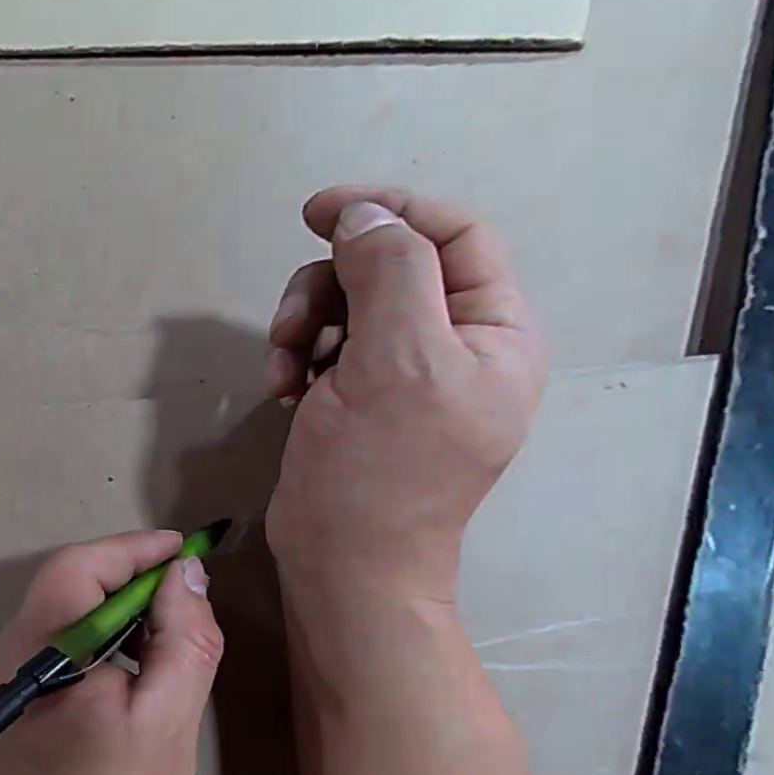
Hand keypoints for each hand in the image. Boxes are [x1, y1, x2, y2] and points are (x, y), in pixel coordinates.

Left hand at [0, 531, 222, 774]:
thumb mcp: (169, 721)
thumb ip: (183, 638)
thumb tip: (185, 572)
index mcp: (26, 665)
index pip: (72, 573)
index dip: (128, 552)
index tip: (178, 549)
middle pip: (61, 589)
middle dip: (122, 581)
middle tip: (176, 590)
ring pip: (54, 611)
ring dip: (106, 609)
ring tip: (156, 628)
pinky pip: (45, 638)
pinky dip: (86, 634)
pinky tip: (121, 658)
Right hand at [262, 186, 547, 602]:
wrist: (344, 563)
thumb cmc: (378, 471)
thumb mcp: (394, 362)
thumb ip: (389, 273)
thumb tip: (364, 216)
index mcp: (492, 332)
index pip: (451, 236)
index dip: (387, 211)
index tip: (316, 211)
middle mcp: (453, 348)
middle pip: (388, 273)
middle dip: (328, 289)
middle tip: (287, 328)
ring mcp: (402, 378)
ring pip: (348, 311)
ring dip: (303, 329)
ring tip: (281, 372)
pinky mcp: (358, 403)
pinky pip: (327, 353)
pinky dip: (298, 363)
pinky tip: (283, 393)